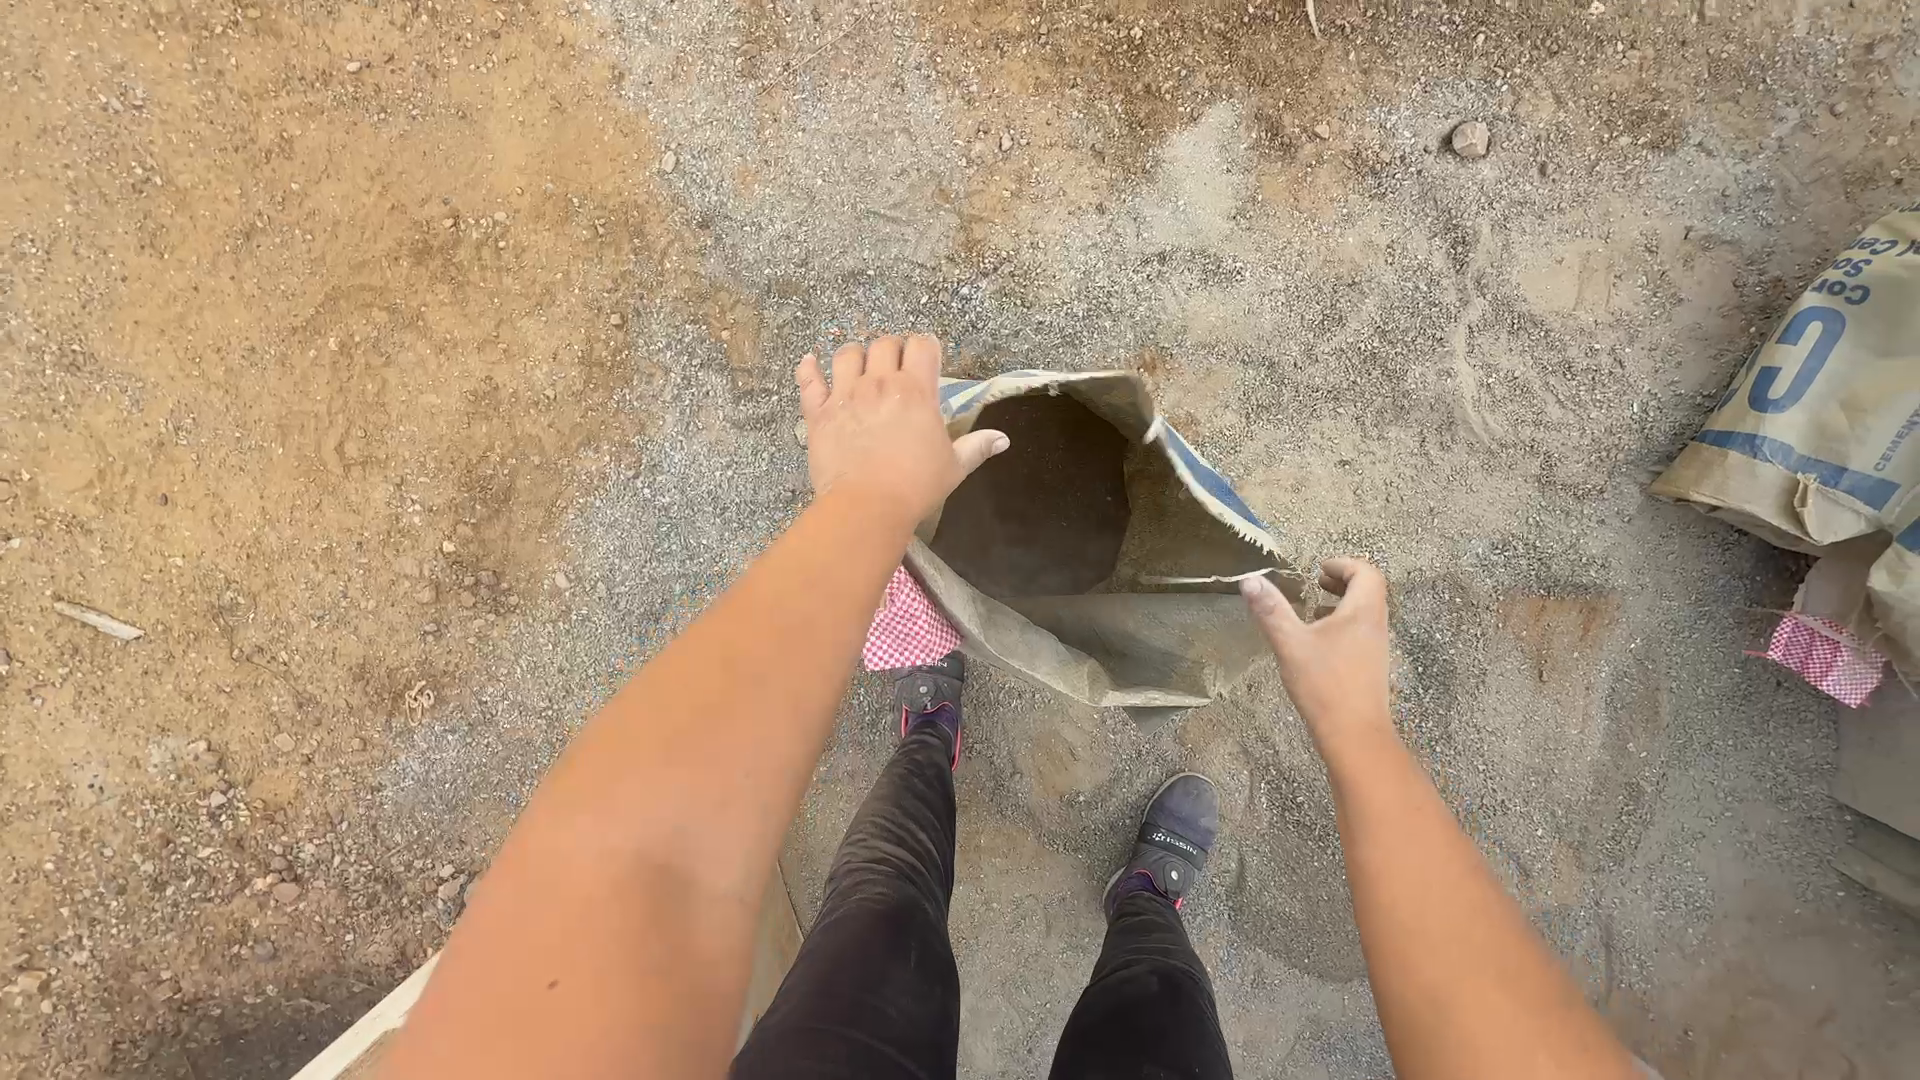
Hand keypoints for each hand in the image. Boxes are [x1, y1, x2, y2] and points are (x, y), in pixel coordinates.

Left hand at [796, 334, 1008, 523]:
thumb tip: (1003, 439)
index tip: (928, 357)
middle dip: (893, 350)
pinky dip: (809, 369)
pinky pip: (809, 380)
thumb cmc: (916, 486)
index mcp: (916, 391)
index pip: (923, 346)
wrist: (867, 506)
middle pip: (884, 344)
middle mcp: (879, 383)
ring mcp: (845, 395)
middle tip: (896, 366)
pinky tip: (810, 363)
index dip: (927, 347)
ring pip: (847, 354)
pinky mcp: (818, 413)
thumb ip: (976, 447)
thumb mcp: (954, 467)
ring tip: (860, 367)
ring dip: (856, 355)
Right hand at [1240, 558, 1392, 754]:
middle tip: (1315, 583)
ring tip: (1312, 609)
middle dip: (1343, 580)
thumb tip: (1250, 580)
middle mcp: (1376, 625)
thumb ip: (1270, 610)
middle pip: (1370, 589)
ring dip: (1342, 602)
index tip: (1317, 570)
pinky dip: (1342, 623)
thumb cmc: (1324, 685)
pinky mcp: (1371, 665)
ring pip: (1366, 611)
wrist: (1354, 734)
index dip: (1343, 564)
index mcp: (1362, 613)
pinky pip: (1362, 630)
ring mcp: (1376, 647)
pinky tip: (1318, 641)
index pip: (1366, 572)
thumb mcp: (1289, 643)